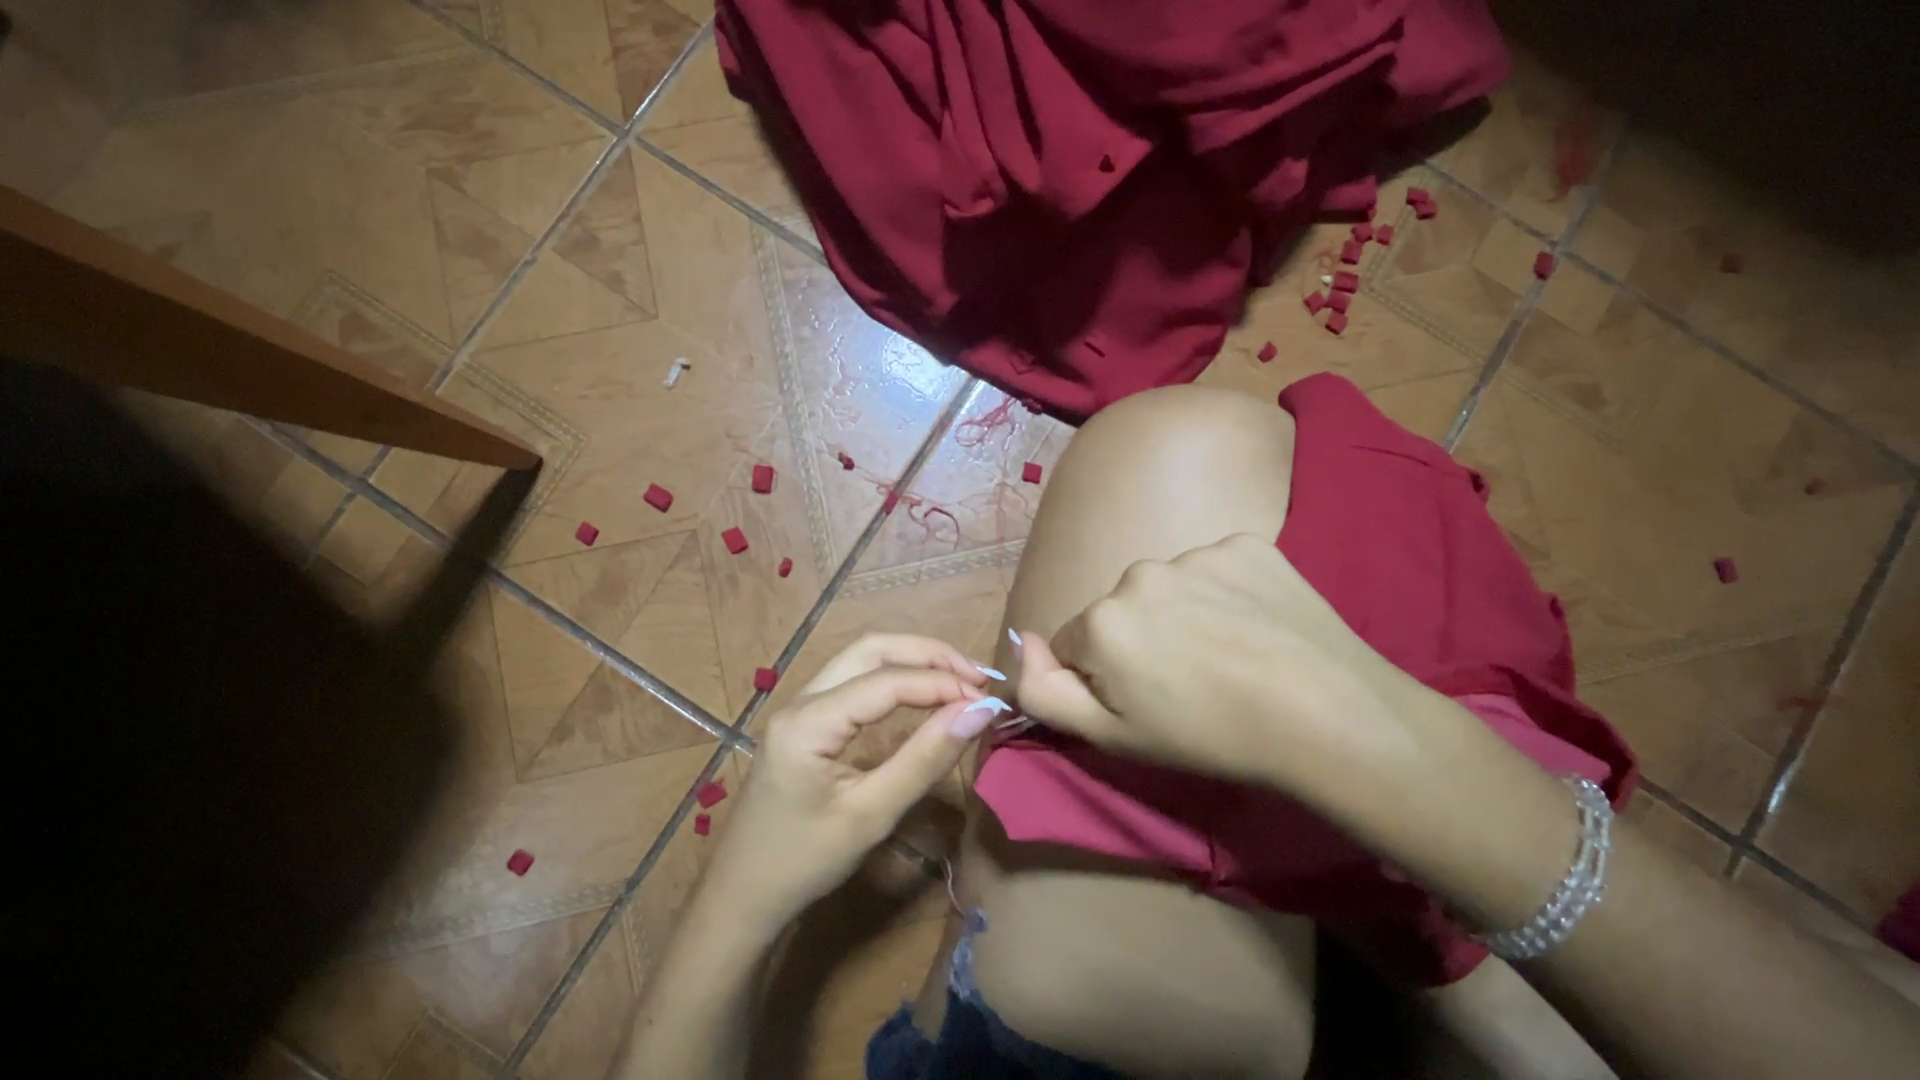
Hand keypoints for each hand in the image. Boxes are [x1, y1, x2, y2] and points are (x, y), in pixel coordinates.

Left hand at [704, 635, 1008, 931]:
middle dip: (928, 655)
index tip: (988, 700)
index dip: (941, 682)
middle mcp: (801, 701)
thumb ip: (924, 760)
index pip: (886, 681)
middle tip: (978, 677)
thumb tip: (978, 712)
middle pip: (871, 650)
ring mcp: (799, 709)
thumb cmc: (803, 862)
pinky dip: (894, 681)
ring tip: (960, 681)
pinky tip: (923, 697)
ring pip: (861, 660)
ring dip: (912, 662)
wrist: (742, 896)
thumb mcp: (871, 815)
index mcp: (809, 721)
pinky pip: (853, 683)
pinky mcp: (805, 723)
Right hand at [1012, 533, 1435, 793]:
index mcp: (1101, 620)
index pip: (1078, 645)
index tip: (1147, 703)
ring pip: (1170, 589)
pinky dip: (1227, 594)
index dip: (1106, 679)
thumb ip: (1044, 693)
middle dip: (1141, 642)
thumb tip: (1024, 644)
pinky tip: (1256, 628)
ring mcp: (1196, 553)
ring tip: (1230, 658)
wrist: (1325, 712)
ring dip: (1184, 616)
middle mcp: (1138, 573)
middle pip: (1122, 612)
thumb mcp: (1113, 737)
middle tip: (1190, 685)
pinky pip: (1216, 570)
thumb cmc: (1210, 736)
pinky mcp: (1246, 545)